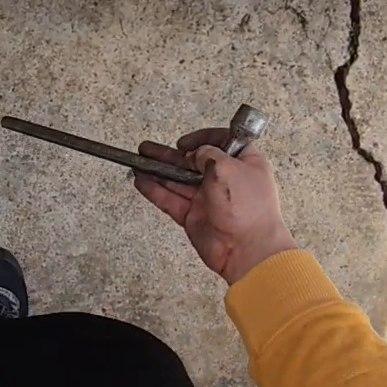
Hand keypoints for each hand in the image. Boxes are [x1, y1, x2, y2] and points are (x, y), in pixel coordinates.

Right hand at [133, 128, 298, 284]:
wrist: (247, 248)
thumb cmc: (248, 209)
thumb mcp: (228, 167)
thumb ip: (206, 154)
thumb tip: (193, 154)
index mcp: (243, 163)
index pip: (221, 143)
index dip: (201, 138)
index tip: (185, 142)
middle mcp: (225, 179)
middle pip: (192, 162)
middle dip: (168, 155)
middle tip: (147, 148)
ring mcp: (207, 198)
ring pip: (176, 180)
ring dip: (156, 170)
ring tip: (138, 162)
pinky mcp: (193, 216)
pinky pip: (169, 199)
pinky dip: (154, 190)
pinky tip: (141, 181)